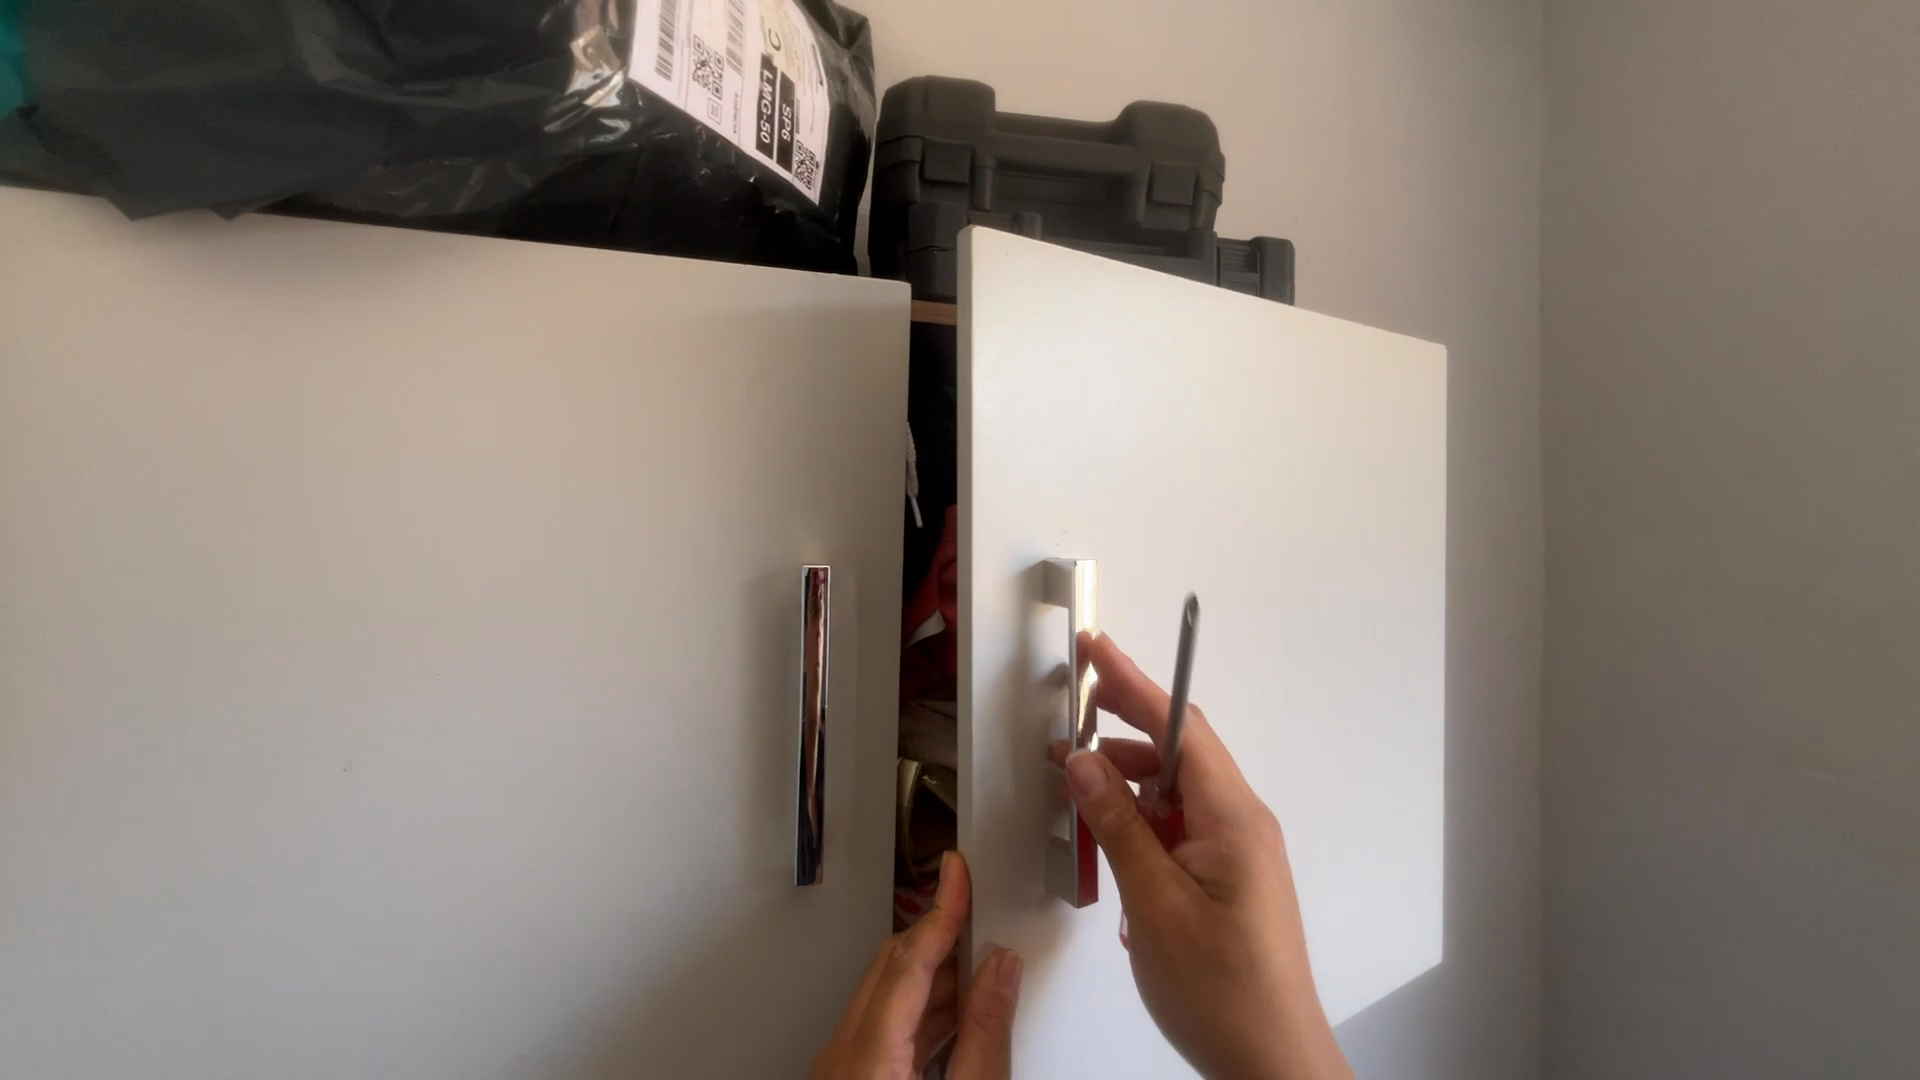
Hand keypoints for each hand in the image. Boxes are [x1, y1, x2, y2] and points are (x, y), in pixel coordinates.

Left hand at [811, 852, 1023, 1079]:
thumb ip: (984, 1034)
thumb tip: (1002, 970)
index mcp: (868, 1058)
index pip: (908, 958)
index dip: (941, 909)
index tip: (957, 870)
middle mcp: (844, 1057)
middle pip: (894, 967)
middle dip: (942, 938)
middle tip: (982, 916)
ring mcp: (843, 1069)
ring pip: (890, 994)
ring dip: (937, 977)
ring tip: (983, 968)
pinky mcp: (851, 1078)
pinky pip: (886, 1025)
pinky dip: (924, 1010)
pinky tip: (959, 1013)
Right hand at [1050, 633, 1353, 1079]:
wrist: (1272, 1066)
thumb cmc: (1222, 991)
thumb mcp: (1153, 901)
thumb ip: (1116, 823)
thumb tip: (1081, 762)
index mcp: (1232, 816)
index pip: (1179, 724)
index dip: (1134, 681)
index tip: (1098, 649)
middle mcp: (1239, 820)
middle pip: (1176, 746)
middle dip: (1123, 719)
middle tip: (1076, 705)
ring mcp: (1234, 845)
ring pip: (1172, 784)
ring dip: (1124, 773)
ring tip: (1074, 776)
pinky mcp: (1224, 869)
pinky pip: (1176, 819)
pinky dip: (1137, 811)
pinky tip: (1106, 826)